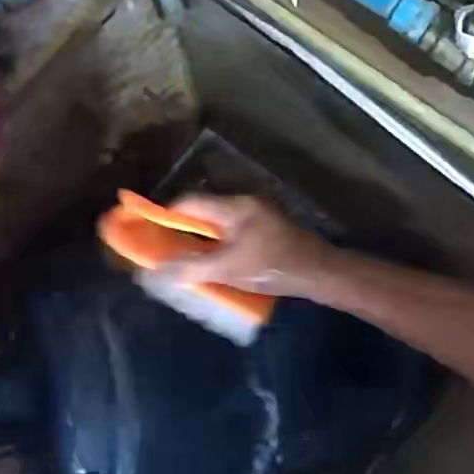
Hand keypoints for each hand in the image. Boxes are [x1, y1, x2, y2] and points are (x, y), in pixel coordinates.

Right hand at [161, 194, 340, 297]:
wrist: (319, 272)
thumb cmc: (273, 267)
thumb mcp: (228, 269)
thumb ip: (193, 267)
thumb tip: (161, 268)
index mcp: (235, 206)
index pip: (191, 201)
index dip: (168, 213)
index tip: (153, 228)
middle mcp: (247, 203)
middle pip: (206, 209)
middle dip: (185, 226)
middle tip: (169, 244)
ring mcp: (261, 214)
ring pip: (221, 219)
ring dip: (204, 234)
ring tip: (189, 253)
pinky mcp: (270, 227)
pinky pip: (236, 228)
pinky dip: (221, 240)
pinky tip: (218, 257)